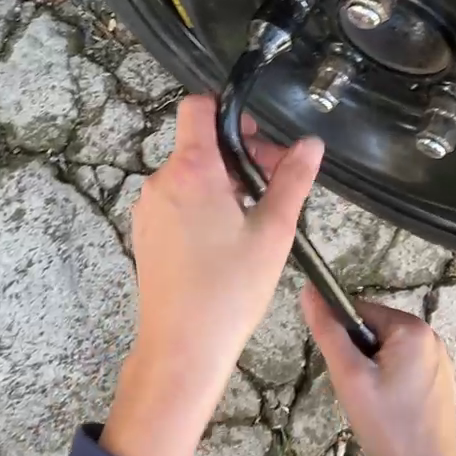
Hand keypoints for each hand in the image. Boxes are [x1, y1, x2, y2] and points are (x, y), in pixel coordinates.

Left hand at [101, 94, 323, 455]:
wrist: (181, 347)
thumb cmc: (230, 288)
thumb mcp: (273, 231)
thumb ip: (292, 179)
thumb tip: (310, 144)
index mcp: (191, 169)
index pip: (197, 107)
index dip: (228, 112)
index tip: (256, 141)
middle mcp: (161, 179)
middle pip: (198, 143)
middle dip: (237, 155)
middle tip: (272, 184)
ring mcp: (148, 206)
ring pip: (189, 173)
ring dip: (222, 181)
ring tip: (253, 216)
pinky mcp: (144, 230)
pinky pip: (176, 198)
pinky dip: (201, 202)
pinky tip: (225, 237)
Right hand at [301, 288, 455, 455]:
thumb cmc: (387, 424)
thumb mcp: (349, 375)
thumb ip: (327, 330)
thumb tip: (308, 289)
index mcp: (412, 327)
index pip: (359, 311)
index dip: (342, 337)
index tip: (344, 368)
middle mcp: (430, 335)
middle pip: (374, 330)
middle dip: (358, 356)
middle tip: (358, 390)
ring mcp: (439, 359)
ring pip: (386, 350)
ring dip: (372, 369)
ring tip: (373, 402)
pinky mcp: (441, 380)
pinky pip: (403, 366)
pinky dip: (389, 381)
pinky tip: (389, 408)